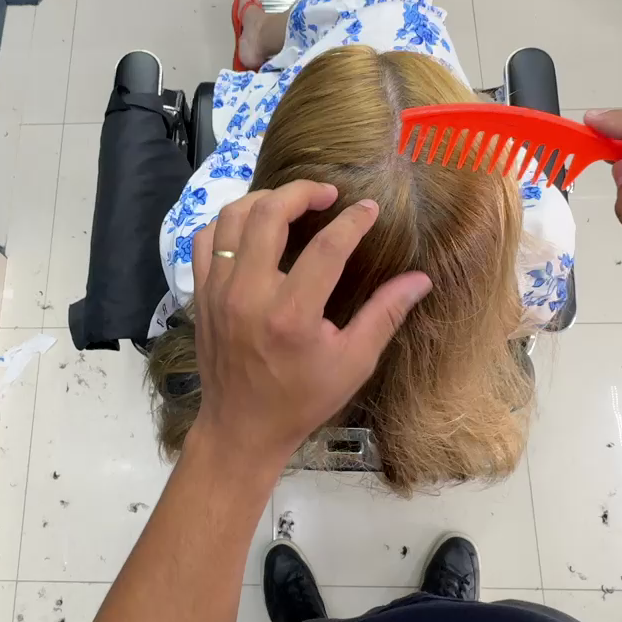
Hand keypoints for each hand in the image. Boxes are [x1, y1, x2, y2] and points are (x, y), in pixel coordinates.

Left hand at [187, 181, 431, 471]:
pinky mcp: (201, 293)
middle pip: (269, 214)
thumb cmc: (301, 399)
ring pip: (232, 217)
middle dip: (303, 192)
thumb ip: (385, 315)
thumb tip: (421, 279)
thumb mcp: (353, 363)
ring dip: (265, 199)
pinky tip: (252, 227)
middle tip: (328, 194)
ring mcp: (218, 291)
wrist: (240, 428)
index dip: (353, 221)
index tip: (369, 209)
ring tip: (292, 203)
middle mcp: (248, 295)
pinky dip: (228, 222)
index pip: (327, 247)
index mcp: (291, 315)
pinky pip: (206, 239)